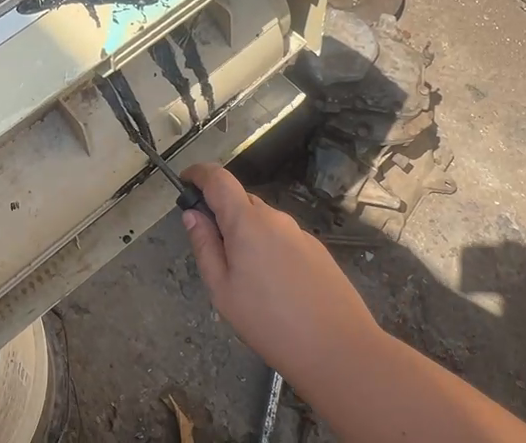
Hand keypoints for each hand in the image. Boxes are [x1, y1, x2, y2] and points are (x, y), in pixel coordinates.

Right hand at [180, 163, 378, 374]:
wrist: (341, 351)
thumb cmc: (270, 322)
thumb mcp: (222, 290)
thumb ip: (204, 246)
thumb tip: (192, 215)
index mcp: (247, 222)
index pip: (218, 178)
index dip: (198, 174)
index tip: (185, 182)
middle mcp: (276, 218)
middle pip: (241, 201)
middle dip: (222, 215)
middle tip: (214, 253)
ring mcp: (301, 234)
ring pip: (263, 222)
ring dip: (247, 236)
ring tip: (247, 281)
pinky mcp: (319, 252)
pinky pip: (284, 239)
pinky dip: (270, 249)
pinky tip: (277, 289)